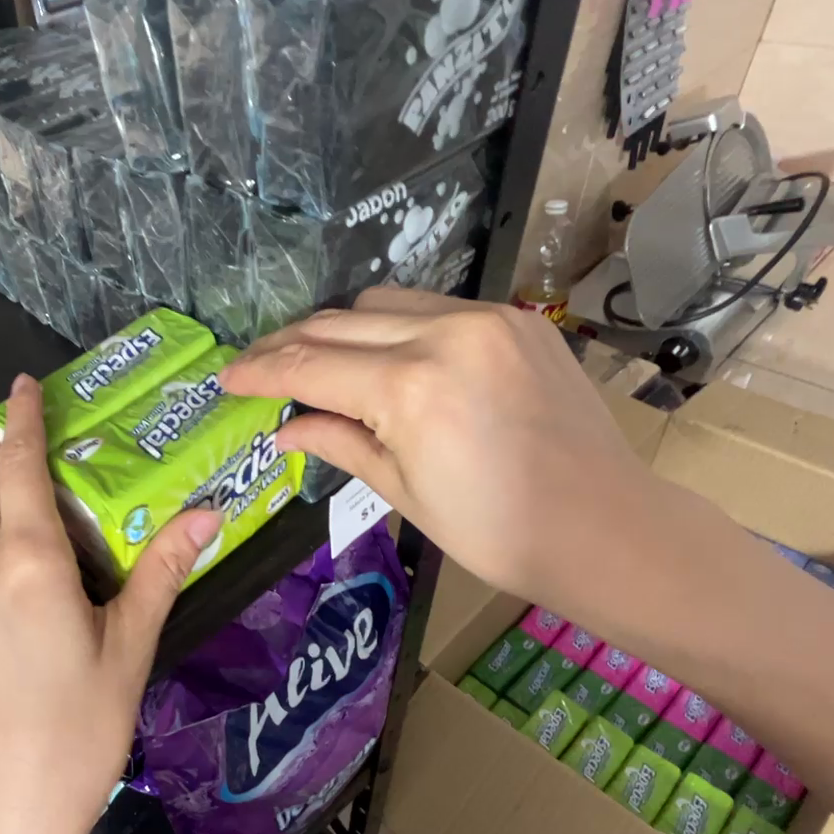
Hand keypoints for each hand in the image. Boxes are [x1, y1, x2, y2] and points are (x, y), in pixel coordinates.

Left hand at [0, 374, 222, 833]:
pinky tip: (8, 552)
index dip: (21, 417)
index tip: (23, 384)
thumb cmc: (73, 732)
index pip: (16, 463)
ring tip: (8, 476)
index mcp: (25, 557)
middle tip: (9, 423)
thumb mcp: (128, 649)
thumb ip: (161, 573)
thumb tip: (208, 515)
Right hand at [220, 288, 667, 616]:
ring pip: (380, 302)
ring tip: (316, 360)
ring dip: (337, 328)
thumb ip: (337, 441)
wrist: (606, 528)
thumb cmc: (495, 531)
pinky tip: (383, 356)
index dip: (260, 371)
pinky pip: (431, 307)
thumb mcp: (402, 492)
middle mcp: (446, 334)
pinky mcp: (516, 319)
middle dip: (287, 344)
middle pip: (336, 322)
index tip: (226, 376)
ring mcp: (487, 319)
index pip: (310, 365)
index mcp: (412, 388)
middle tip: (256, 367)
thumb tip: (284, 426)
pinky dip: (392, 327)